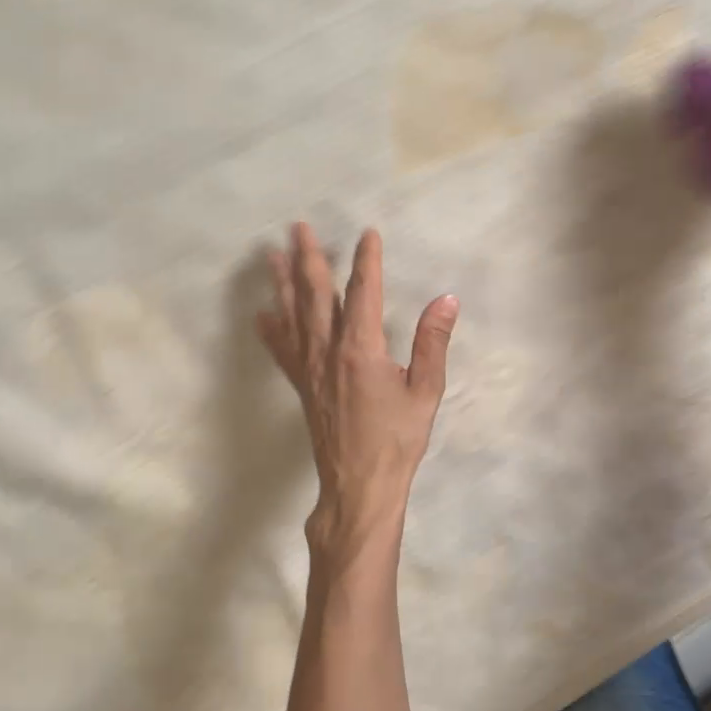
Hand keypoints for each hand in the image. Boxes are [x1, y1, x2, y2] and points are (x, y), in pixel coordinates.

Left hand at [258, 222, 458, 559]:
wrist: (359, 483)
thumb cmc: (398, 438)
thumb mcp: (426, 390)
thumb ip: (433, 342)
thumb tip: (446, 300)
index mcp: (361, 350)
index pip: (364, 293)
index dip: (366, 261)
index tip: (367, 233)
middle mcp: (328, 352)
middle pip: (316, 296)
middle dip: (308, 259)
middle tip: (297, 227)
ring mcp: (310, 369)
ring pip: (293, 316)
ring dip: (284, 282)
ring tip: (272, 254)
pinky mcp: (302, 386)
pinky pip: (283, 349)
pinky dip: (272, 327)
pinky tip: (263, 312)